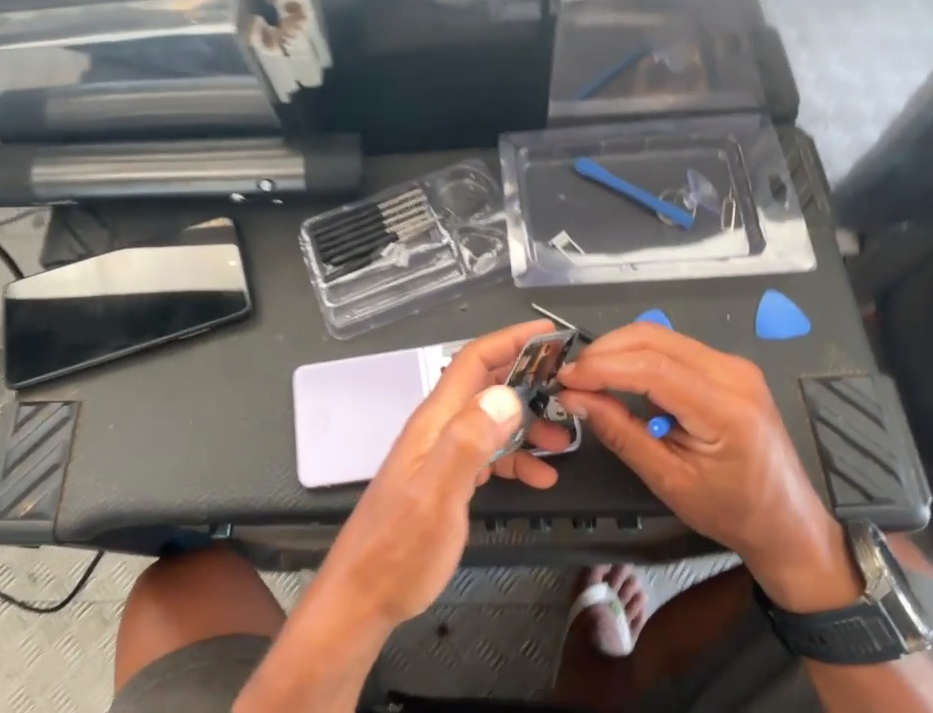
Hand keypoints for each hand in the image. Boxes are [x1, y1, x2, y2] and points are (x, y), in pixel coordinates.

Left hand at [317, 320, 572, 628]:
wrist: (363, 597)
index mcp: (434, 423)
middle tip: (569, 393)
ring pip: (492, 422)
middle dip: (529, 382)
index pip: (473, 362)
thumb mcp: (437, 496)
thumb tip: (504, 395)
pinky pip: (488, 455)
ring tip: (562, 442)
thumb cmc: (397, 551)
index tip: (549, 335)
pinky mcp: (446, 481)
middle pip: (486, 387)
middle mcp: (437, 431)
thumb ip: (468, 443)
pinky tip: (538, 477)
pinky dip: (516, 459)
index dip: (510, 341)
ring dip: (528, 425)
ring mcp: (440, 456)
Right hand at [557, 323, 861, 612]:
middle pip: (652, 338)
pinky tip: (621, 380)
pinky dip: (639, 357)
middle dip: (604, 352)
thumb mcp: (668, 480)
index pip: (651, 368)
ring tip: (589, 379)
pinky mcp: (728, 367)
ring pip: (660, 336)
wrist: (788, 521)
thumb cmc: (730, 511)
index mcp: (725, 408)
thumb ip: (620, 433)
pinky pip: (673, 348)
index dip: (602, 368)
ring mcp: (733, 365)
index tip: (564, 380)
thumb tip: (574, 398)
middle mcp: (732, 373)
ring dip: (619, 351)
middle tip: (571, 378)